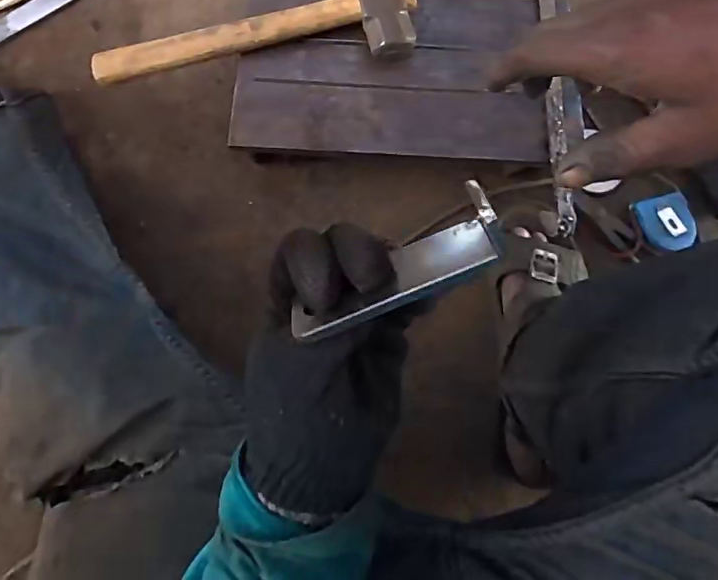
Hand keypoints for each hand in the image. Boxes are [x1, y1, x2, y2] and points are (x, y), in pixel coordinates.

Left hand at [239, 224, 417, 523]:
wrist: (320, 469)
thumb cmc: (291, 414)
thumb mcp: (298, 373)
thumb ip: (330, 333)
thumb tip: (370, 299)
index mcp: (287, 294)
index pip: (297, 252)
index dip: (312, 259)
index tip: (323, 297)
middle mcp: (322, 289)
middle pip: (339, 247)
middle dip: (358, 252)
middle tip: (374, 280)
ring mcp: (357, 308)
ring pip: (376, 267)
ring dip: (394, 267)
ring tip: (414, 281)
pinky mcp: (388, 333)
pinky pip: (406, 303)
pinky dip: (419, 294)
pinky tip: (429, 298)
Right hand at [488, 0, 717, 188]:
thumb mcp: (689, 136)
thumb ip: (618, 153)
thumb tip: (563, 174)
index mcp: (609, 49)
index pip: (531, 51)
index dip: (504, 69)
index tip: (491, 85)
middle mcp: (615, 11)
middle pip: (552, 30)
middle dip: (533, 59)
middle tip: (535, 90)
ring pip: (583, 16)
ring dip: (569, 44)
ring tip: (591, 80)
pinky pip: (616, 6)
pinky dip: (602, 30)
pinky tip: (639, 53)